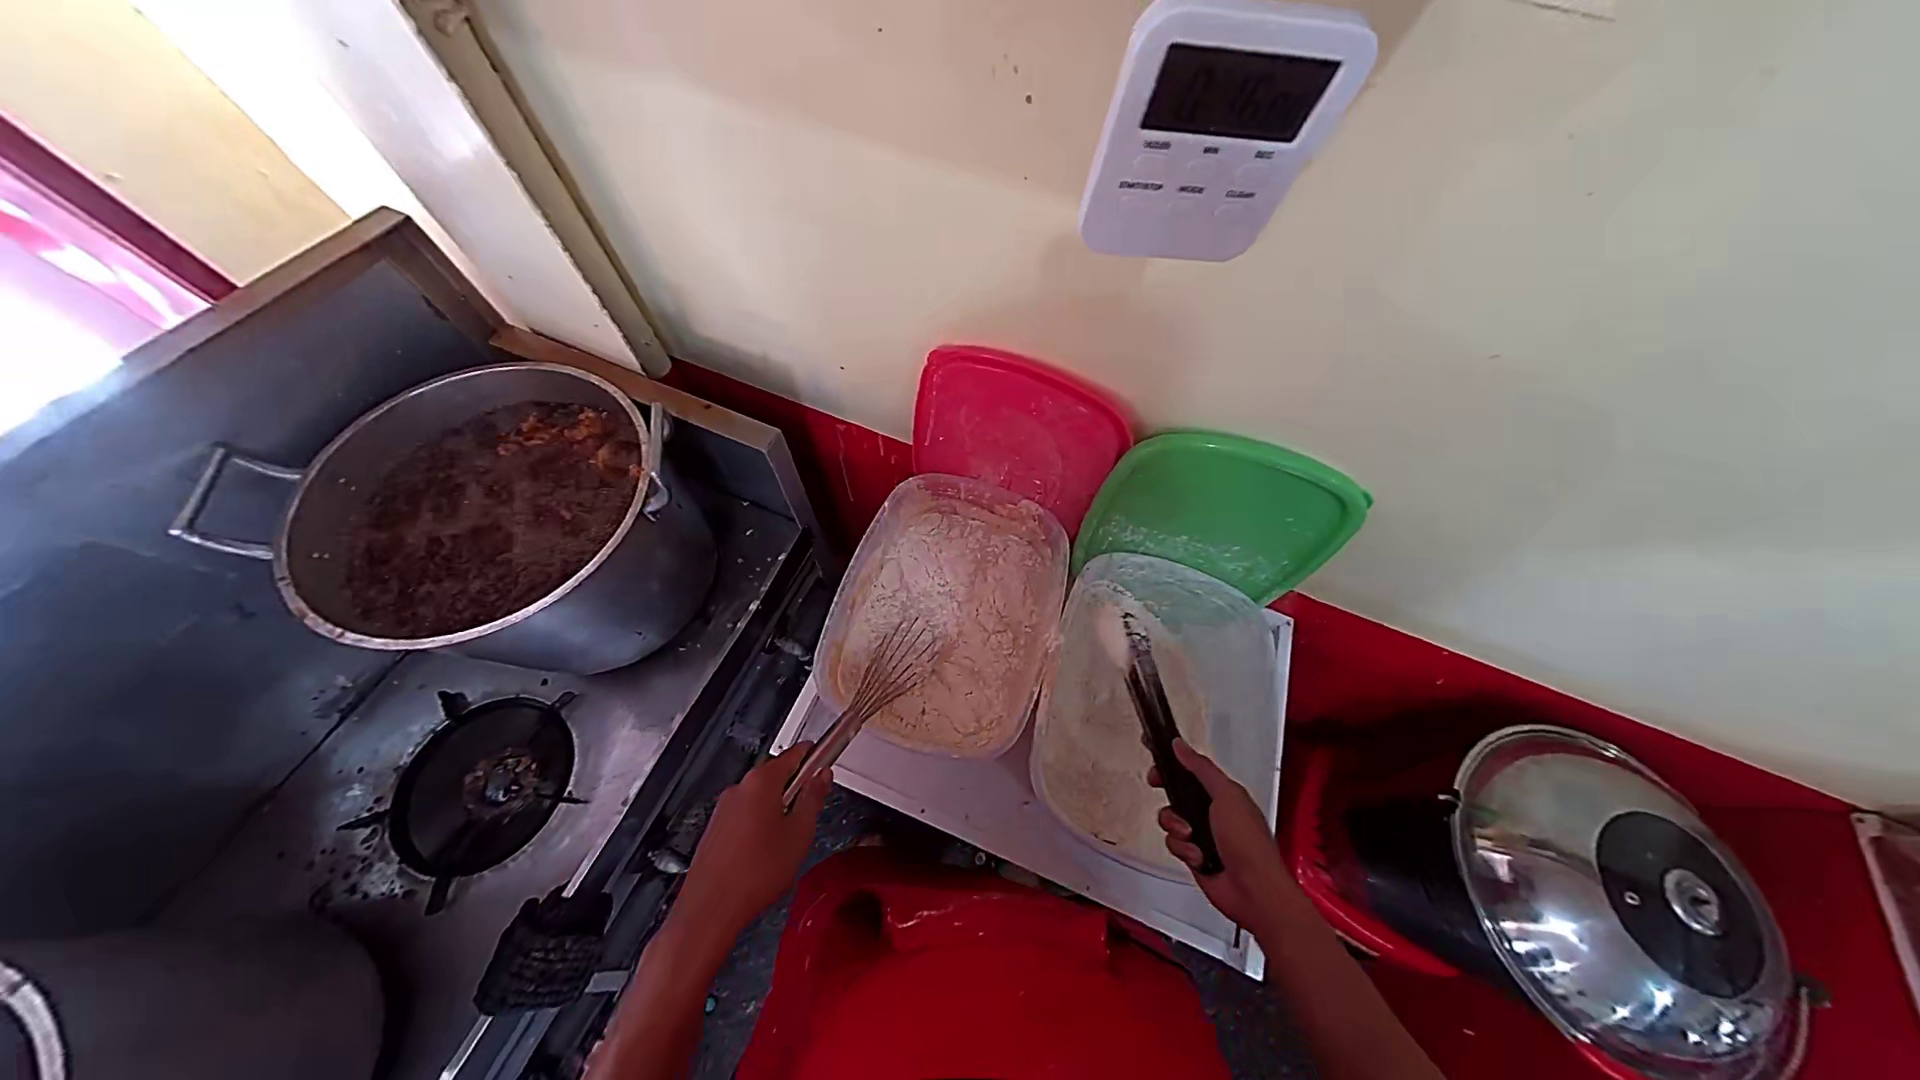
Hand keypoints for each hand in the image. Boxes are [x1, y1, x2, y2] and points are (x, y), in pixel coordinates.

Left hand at [678, 742, 832, 934]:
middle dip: (796, 787)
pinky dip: (760, 822)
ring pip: (761, 796)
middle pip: (776, 774)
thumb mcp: (800, 833)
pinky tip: (766, 851)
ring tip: (788, 839)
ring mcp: (724, 808)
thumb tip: (822, 777)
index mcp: (761, 782)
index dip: (814, 755)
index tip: (825, 758)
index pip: (795, 753)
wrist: (711, 909)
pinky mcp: (716, 827)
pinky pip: (745, 813)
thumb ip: (814, 798)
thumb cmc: (753, 875)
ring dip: (778, 807)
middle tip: (812, 809)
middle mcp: (739, 788)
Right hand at [1151, 739, 1303, 932]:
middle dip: (1168, 794)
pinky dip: (1183, 849)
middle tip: (1160, 790)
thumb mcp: (1226, 795)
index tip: (1157, 762)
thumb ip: (1201, 768)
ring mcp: (1203, 834)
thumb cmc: (1249, 843)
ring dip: (1176, 827)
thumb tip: (1181, 746)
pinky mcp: (1194, 855)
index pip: (1192, 770)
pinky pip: (1174, 844)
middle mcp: (1212, 812)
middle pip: (1176, 793)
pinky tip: (1199, 856)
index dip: (1172, 765)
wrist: (1253, 890)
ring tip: (1191, 835)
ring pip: (1170, 819)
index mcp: (1224, 793)